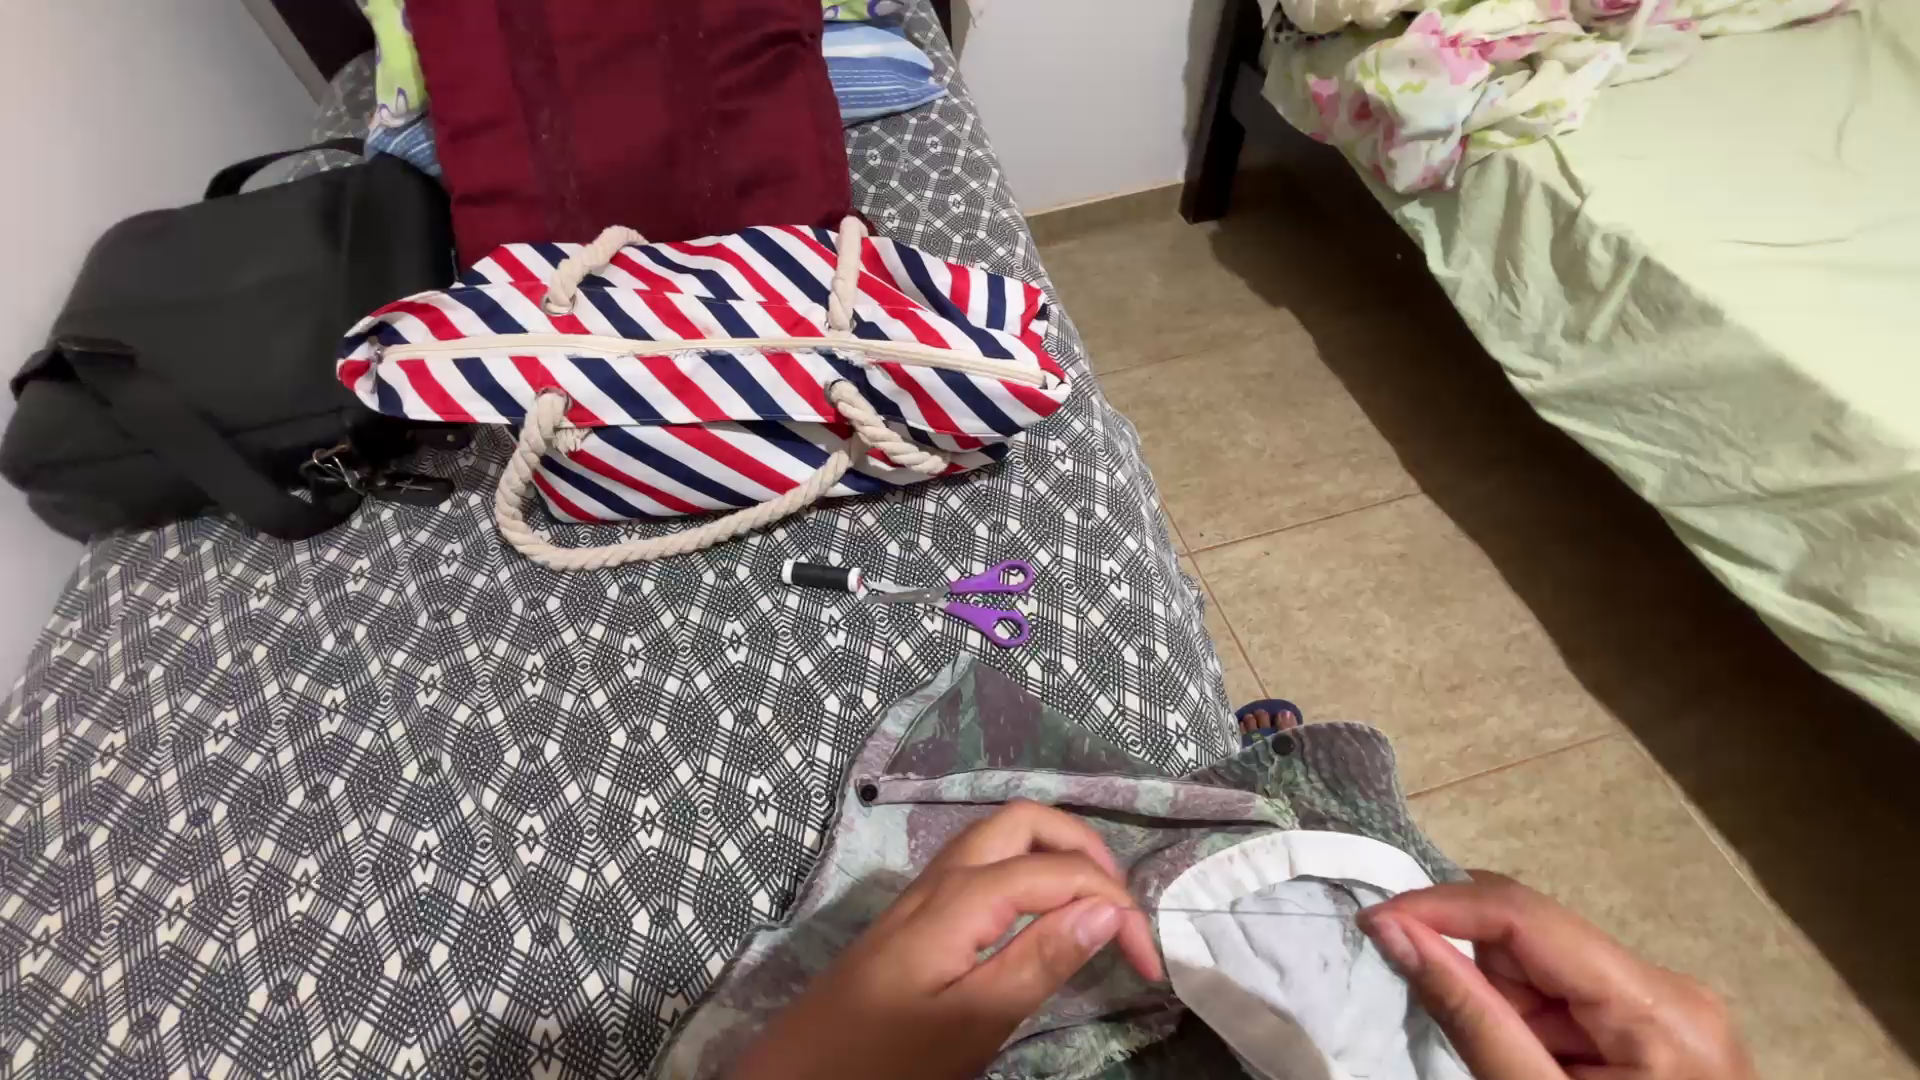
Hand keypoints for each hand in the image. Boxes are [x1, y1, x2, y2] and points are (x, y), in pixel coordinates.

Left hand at [728, 800, 1162, 1079]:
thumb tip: (1104, 910)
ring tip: (1091, 902)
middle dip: (1085, 848)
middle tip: (1119, 906)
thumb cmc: (888, 1055)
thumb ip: (1039, 960)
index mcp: (964, 895)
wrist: (803, 1069)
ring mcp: (931, 882)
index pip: (1060, 872)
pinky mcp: (923, 903)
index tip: (1149, 962)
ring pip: (1004, 831)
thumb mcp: (973, 1022)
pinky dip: (1028, 863)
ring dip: (1056, 850)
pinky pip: (986, 856)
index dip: (1115, 905)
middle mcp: (948, 871)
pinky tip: (1039, 907)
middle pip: (1028, 820)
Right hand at [1359, 871, 1754, 1079]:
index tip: (1370, 923)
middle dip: (1476, 970)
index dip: (1437, 907)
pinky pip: (1549, 987)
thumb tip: (1388, 926)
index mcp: (1660, 1006)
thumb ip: (1467, 1015)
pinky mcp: (1644, 1019)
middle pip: (1524, 933)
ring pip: (1529, 957)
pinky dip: (1519, 1016)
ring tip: (1518, 1064)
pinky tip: (1537, 1062)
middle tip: (1473, 1037)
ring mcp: (1658, 1002)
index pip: (1522, 915)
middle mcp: (1665, 986)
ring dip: (1496, 998)